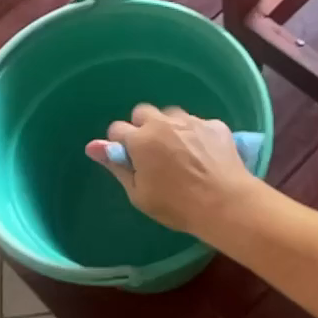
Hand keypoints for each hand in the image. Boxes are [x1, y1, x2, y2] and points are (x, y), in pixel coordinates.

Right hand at [85, 104, 264, 237]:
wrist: (225, 203)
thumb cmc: (177, 205)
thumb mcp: (139, 193)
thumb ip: (116, 166)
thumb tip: (92, 146)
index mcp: (140, 140)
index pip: (117, 129)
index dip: (119, 144)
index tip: (129, 159)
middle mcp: (163, 123)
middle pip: (143, 112)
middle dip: (142, 128)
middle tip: (152, 152)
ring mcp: (191, 121)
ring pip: (171, 114)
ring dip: (169, 127)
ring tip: (179, 151)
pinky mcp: (215, 124)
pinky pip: (198, 123)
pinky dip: (195, 134)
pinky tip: (203, 154)